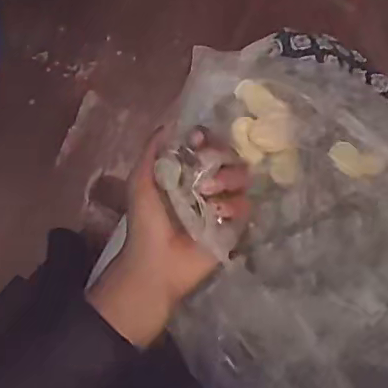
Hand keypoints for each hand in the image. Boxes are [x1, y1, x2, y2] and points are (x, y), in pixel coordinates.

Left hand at [87, 127, 249, 346]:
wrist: (154, 264)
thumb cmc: (146, 222)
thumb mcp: (141, 181)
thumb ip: (152, 150)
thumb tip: (169, 123)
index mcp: (189, 170)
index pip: (208, 144)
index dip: (207, 138)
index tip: (198, 140)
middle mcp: (210, 183)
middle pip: (230, 156)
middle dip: (221, 157)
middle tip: (205, 170)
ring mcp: (224, 204)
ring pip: (243, 177)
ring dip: (228, 178)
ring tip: (208, 193)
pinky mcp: (235, 226)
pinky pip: (247, 205)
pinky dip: (234, 204)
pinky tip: (216, 213)